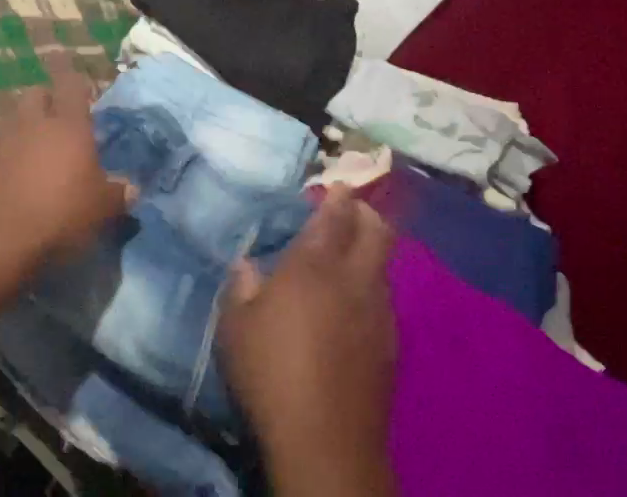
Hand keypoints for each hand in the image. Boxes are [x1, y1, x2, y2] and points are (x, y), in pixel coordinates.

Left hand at [0, 75, 134, 267]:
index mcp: (66, 124)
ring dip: (26, 129)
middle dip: (49, 103)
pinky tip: (12, 177)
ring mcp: (0, 137)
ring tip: (36, 156)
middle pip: (38, 93)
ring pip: (14, 118)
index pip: (72, 84)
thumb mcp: (101, 209)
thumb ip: (118, 193)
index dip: (80, 87)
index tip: (87, 98)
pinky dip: (6, 153)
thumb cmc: (58, 215)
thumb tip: (130, 188)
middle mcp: (31, 121)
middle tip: (61, 127)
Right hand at [221, 185, 396, 494]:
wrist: (325, 440)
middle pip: (378, 231)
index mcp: (315, 266)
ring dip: (368, 252)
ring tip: (343, 259)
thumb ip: (242, 286)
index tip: (333, 186)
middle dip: (365, 213)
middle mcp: (355, 280)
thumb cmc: (270, 372)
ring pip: (383, 266)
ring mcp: (379, 314)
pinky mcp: (391, 346)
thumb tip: (248, 264)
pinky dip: (368, 287)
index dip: (338, 196)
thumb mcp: (235, 325)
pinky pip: (382, 299)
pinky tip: (347, 307)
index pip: (336, 215)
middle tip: (346, 211)